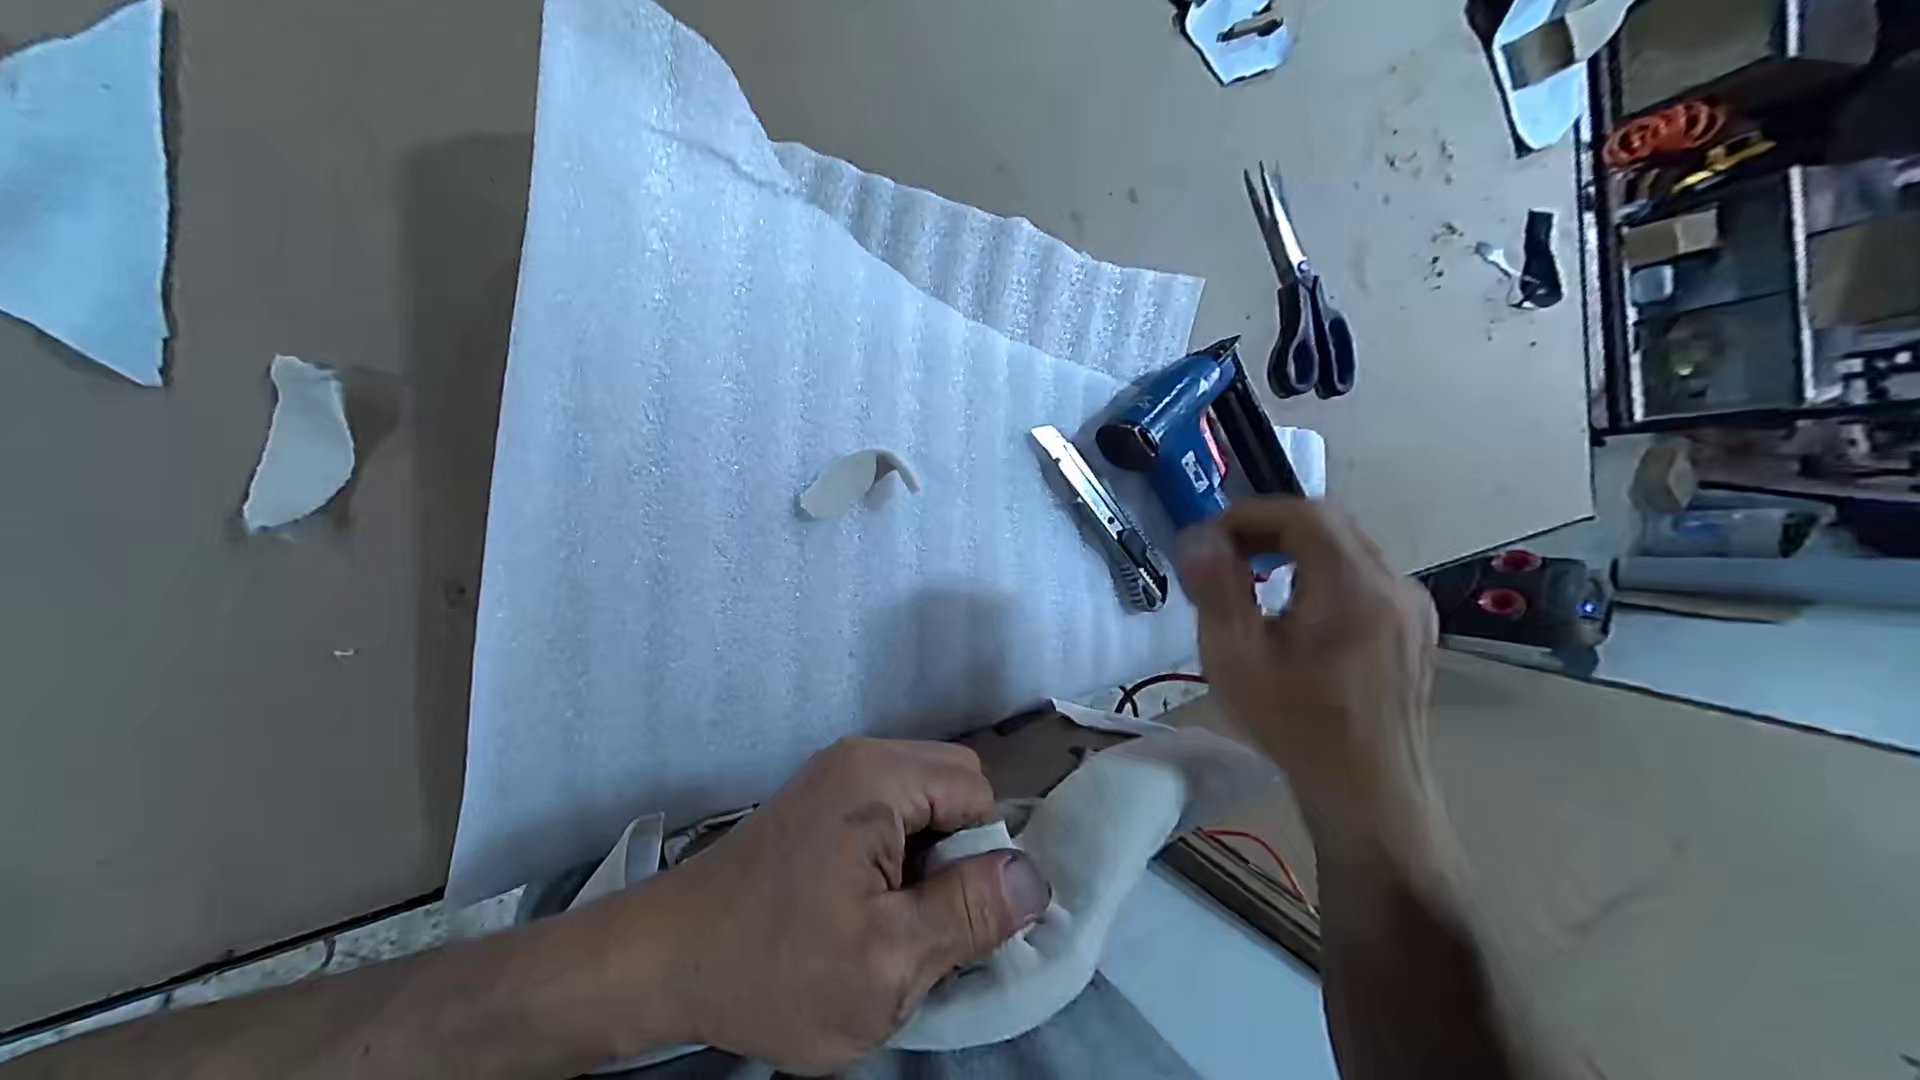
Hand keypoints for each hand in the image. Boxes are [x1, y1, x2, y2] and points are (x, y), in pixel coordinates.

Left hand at [630, 739, 1051, 1073]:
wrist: (663, 961)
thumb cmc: (774, 968)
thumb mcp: (886, 964)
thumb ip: (969, 914)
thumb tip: (1035, 876)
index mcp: (879, 777)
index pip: (980, 795)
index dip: (981, 860)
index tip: (948, 920)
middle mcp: (861, 756)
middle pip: (956, 785)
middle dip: (959, 851)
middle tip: (921, 918)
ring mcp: (836, 772)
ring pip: (927, 799)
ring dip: (930, 854)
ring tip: (891, 916)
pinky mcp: (820, 797)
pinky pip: (893, 808)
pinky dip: (900, 851)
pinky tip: (863, 901)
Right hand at [1176, 498, 1439, 841]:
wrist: (1370, 797)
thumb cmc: (1295, 727)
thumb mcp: (1235, 658)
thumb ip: (1215, 588)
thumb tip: (1198, 537)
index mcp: (1354, 588)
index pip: (1303, 513)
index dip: (1249, 514)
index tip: (1208, 540)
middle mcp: (1394, 586)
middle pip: (1328, 525)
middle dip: (1267, 528)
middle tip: (1221, 555)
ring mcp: (1411, 608)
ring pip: (1346, 549)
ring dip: (1293, 549)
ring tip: (1249, 578)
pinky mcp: (1413, 630)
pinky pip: (1362, 577)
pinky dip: (1319, 573)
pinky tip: (1292, 610)